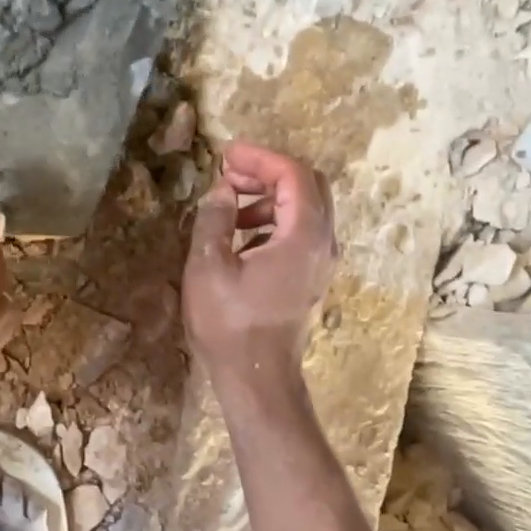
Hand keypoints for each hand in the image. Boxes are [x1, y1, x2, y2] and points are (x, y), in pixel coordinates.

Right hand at [183, 143, 338, 376]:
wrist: (255, 376)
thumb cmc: (230, 323)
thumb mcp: (208, 267)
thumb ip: (214, 220)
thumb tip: (222, 191)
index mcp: (303, 233)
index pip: (292, 174)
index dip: (260, 158)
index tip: (225, 154)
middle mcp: (322, 243)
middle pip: (307, 187)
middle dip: (268, 174)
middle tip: (229, 176)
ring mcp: (320, 265)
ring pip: (305, 212)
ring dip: (269, 201)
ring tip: (229, 211)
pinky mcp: (309, 282)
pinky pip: (299, 236)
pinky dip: (272, 224)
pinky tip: (240, 241)